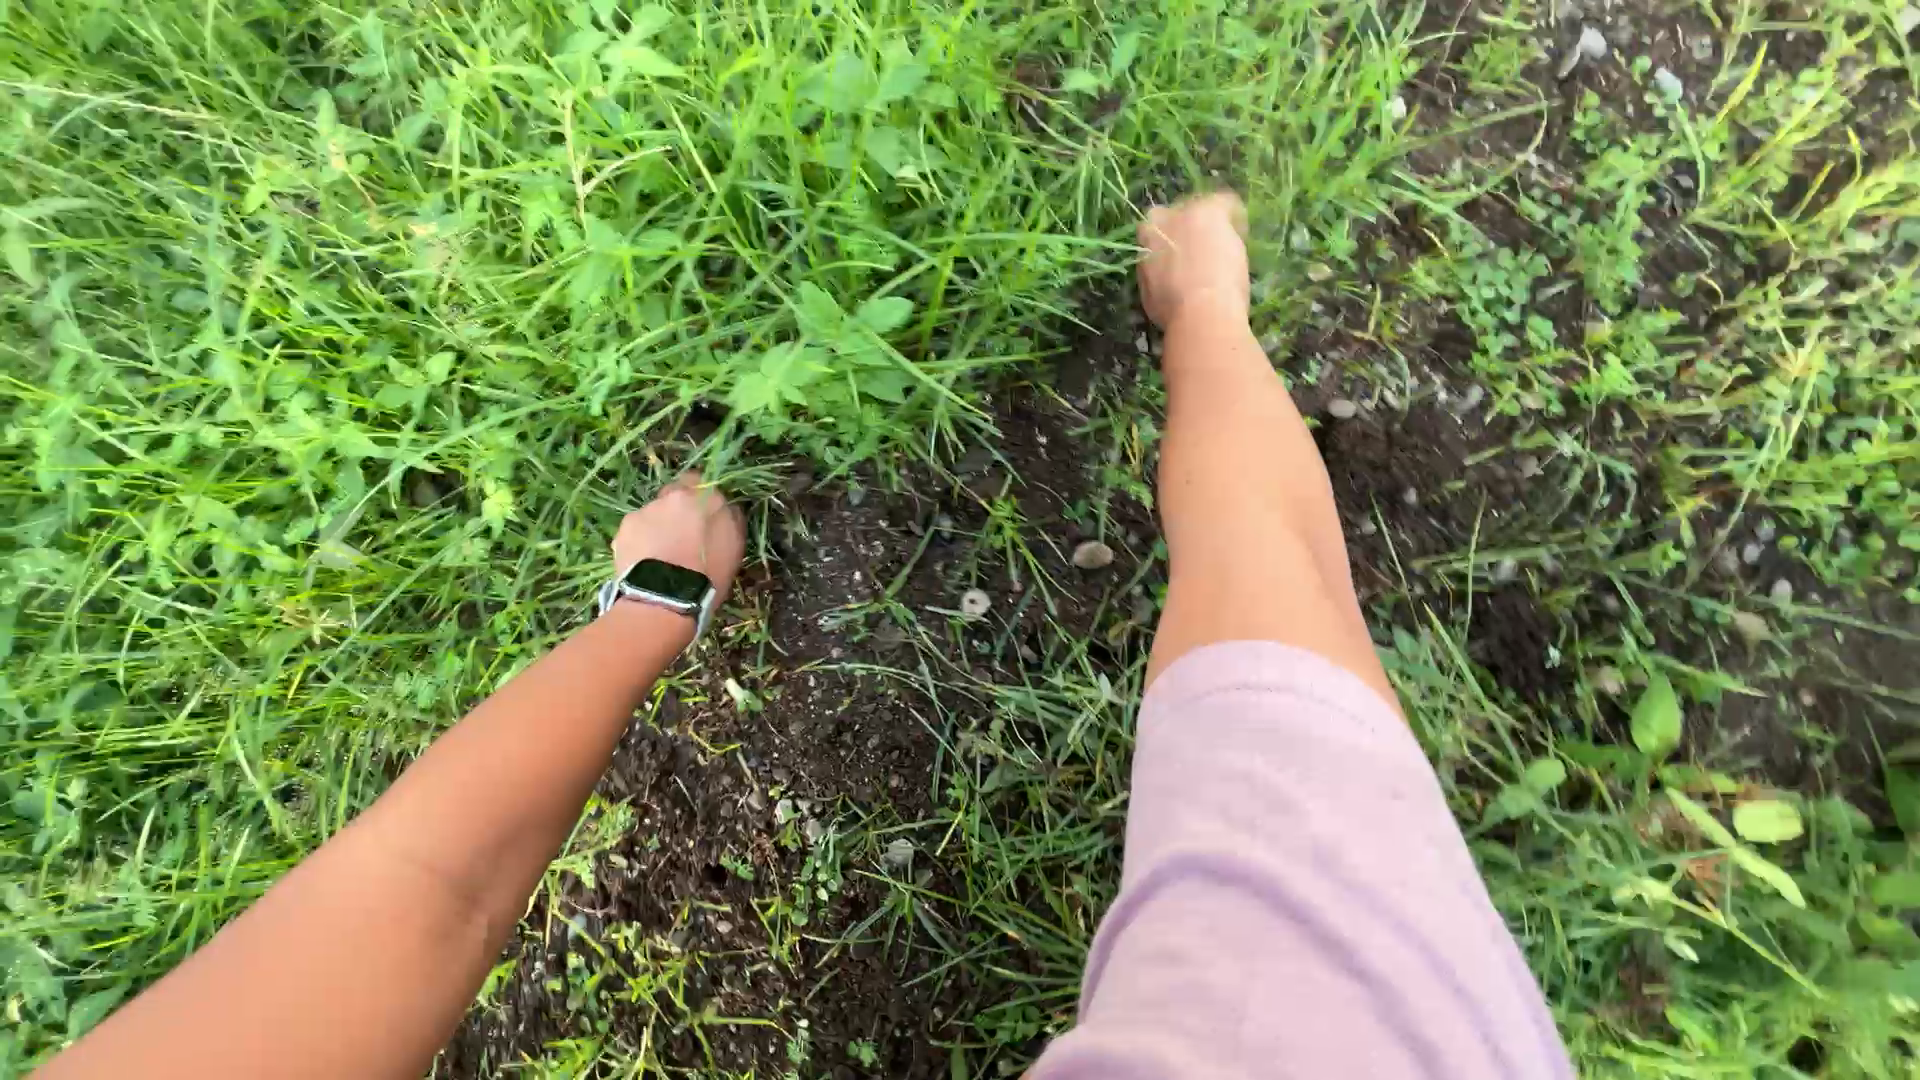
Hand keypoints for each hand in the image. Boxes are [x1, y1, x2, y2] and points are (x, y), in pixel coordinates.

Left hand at [611, 471, 745, 605]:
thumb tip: (726, 508)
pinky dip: (641, 541)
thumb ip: (730, 518)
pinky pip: (635, 532)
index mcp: (699, 497)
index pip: (699, 480)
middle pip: (673, 497)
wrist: (663, 601)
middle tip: (685, 536)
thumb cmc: (707, 574)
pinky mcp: (621, 532)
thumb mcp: (734, 546)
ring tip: (663, 555)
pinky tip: (647, 562)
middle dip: (678, 511)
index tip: (705, 513)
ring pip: (653, 514)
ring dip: (659, 527)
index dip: (701, 495)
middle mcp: (667, 498)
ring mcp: (641, 513)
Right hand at [1136, 192, 1250, 331]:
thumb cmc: (1173, 310)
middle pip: (1180, 214)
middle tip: (1203, 252)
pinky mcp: (1215, 210)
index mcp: (1145, 238)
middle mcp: (1164, 217)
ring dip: (1213, 225)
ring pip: (1205, 208)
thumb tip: (1162, 266)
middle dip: (1191, 230)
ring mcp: (1190, 211)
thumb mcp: (1150, 292)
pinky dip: (1235, 218)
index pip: (1155, 228)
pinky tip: (1239, 239)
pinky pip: (1229, 204)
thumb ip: (1154, 269)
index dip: (1170, 241)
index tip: (1179, 256)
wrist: (1201, 309)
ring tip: (1223, 249)